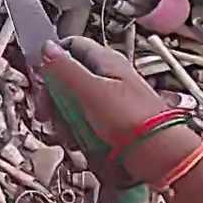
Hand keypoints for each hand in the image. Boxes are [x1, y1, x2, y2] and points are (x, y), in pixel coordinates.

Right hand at [43, 38, 202, 183]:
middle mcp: (107, 78)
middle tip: (48, 113)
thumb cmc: (133, 121)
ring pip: (72, 103)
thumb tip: (46, 47)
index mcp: (105, 62)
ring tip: (68, 132)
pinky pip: (82, 122)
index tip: (41, 79)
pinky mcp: (109, 123)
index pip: (70, 47)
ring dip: (63, 119)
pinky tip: (77, 142)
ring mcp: (108, 101)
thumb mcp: (91, 91)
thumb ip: (65, 69)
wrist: (161, 155)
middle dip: (53, 98)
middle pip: (67, 78)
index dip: (52, 60)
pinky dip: (76, 132)